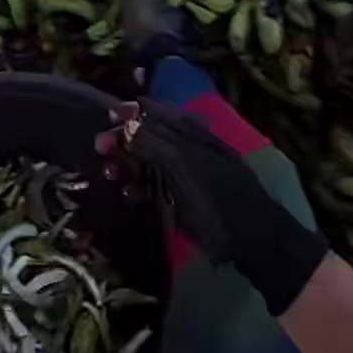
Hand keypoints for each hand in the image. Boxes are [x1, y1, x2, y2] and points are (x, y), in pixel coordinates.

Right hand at [97, 99, 327, 314]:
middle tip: (100, 150)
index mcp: (191, 132)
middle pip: (146, 136)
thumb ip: (154, 143)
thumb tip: (125, 122)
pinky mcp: (180, 198)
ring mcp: (183, 174)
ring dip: (126, 166)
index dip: (132, 112)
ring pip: (146, 161)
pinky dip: (138, 188)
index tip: (108, 117)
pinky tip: (130, 197)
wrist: (252, 241)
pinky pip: (152, 186)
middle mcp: (186, 147)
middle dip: (123, 141)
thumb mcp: (184, 166)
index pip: (155, 111)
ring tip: (111, 176)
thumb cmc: (219, 199)